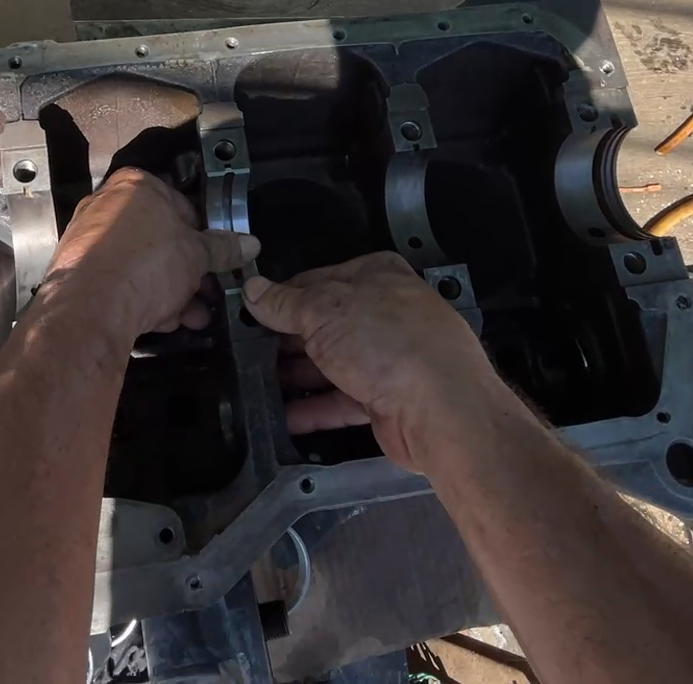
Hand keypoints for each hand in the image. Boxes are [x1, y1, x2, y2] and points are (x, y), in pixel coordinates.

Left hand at [34, 168, 257, 350]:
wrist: (91, 308)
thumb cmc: (144, 264)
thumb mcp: (197, 254)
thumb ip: (223, 248)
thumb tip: (247, 244)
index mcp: (136, 185)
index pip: (180, 203)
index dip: (203, 233)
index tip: (216, 254)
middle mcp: (106, 206)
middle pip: (160, 238)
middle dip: (188, 269)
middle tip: (209, 289)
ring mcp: (90, 241)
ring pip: (141, 264)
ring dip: (172, 291)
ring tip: (194, 314)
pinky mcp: (79, 274)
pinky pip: (121, 283)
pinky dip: (144, 299)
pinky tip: (165, 321)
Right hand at [243, 252, 497, 470]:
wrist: (443, 410)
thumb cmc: (387, 342)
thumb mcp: (322, 310)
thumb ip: (283, 302)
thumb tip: (253, 289)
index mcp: (375, 275)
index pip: (317, 280)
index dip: (283, 297)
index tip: (253, 312)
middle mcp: (385, 312)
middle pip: (325, 323)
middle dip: (288, 339)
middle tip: (249, 351)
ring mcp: (389, 357)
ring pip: (333, 363)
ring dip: (297, 376)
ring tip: (258, 386)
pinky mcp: (389, 399)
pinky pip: (343, 401)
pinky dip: (315, 409)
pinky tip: (284, 417)